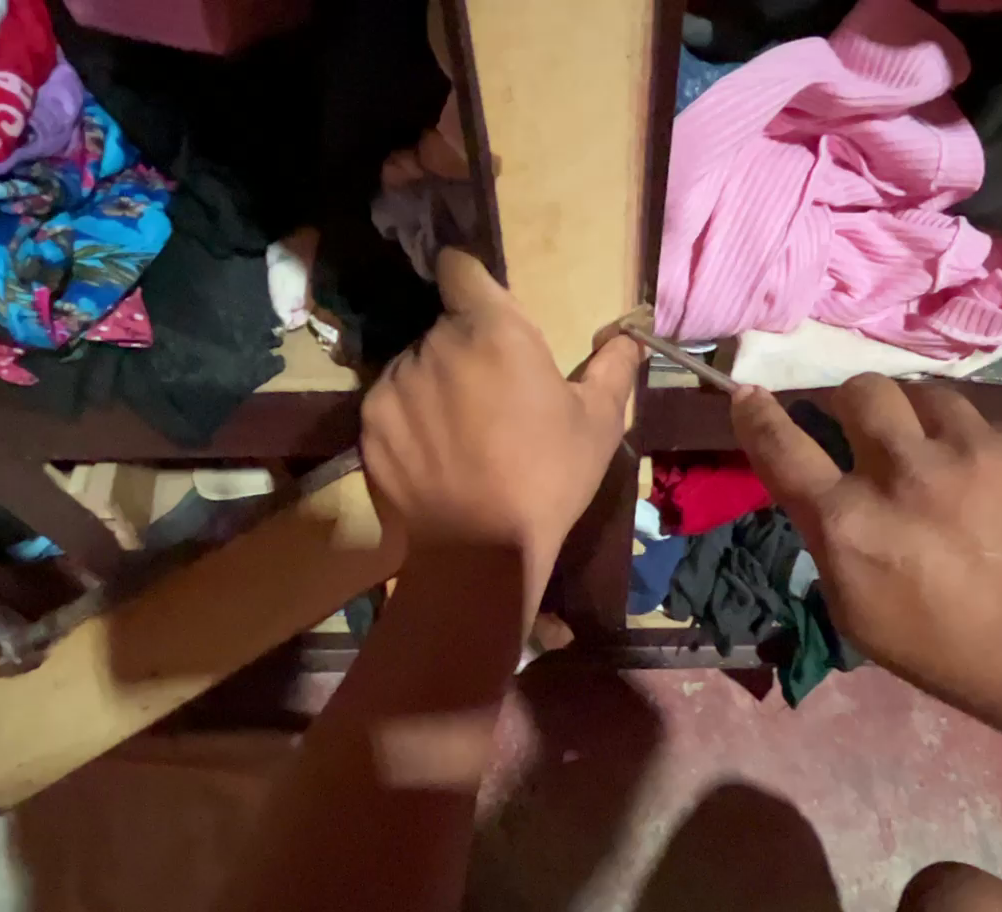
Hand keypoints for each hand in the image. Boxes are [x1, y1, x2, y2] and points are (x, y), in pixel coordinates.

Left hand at [361, 248, 641, 571]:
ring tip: (461, 435)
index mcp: (493, 331)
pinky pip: (391, 404)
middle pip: (444, 327)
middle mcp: (434, 344)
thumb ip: (614, 367)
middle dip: (466, 349)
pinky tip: (435, 456)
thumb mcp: (598, 424)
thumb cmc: (550, 481)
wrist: (483, 553)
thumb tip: (632, 335)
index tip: (483, 307)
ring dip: (435, 384)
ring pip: (415, 365)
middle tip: (492, 398)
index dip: (470, 281)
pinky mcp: (370, 425)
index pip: (459, 268)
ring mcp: (395, 385)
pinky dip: (409, 418)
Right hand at [732, 375, 1001, 733]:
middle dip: (851, 405)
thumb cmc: (957, 657)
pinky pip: (993, 426)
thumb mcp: (863, 618)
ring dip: (919, 425)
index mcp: (853, 528)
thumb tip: (825, 494)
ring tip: (945, 463)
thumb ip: (834, 546)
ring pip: (928, 398)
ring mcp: (981, 452)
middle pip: (860, 391)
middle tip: (867, 431)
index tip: (748, 396)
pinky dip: (984, 451)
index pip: (783, 450)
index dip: (757, 417)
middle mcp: (908, 475)